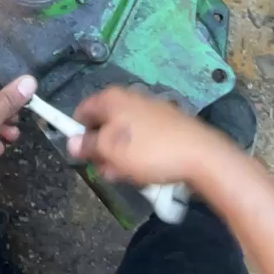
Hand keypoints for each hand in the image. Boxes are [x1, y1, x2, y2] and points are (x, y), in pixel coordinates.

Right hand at [67, 86, 229, 184]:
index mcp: (112, 98)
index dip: (76, 131)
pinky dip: (140, 154)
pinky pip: (144, 139)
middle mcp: (130, 98)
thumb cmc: (149, 150)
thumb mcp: (111, 151)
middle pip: (105, 124)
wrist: (202, 156)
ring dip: (121, 156)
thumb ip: (87, 145)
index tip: (80, 153)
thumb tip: (71, 142)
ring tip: (128, 175)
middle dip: (102, 149)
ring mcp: (151, 110)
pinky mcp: (168, 125)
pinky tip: (147, 171)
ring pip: (125, 135)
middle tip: (106, 170)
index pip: (83, 110)